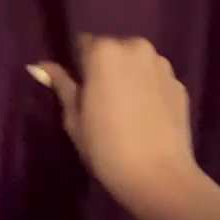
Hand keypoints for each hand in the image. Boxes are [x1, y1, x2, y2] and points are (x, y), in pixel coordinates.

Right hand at [32, 37, 202, 217]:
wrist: (159, 176)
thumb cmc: (107, 148)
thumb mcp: (74, 119)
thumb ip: (61, 85)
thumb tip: (40, 65)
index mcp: (105, 51)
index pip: (83, 43)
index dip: (79, 64)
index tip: (80, 87)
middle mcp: (136, 47)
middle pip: (113, 50)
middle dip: (106, 68)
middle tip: (101, 101)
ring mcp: (162, 64)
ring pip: (137, 62)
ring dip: (129, 76)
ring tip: (126, 110)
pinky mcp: (179, 83)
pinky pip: (156, 79)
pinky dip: (149, 89)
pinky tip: (147, 117)